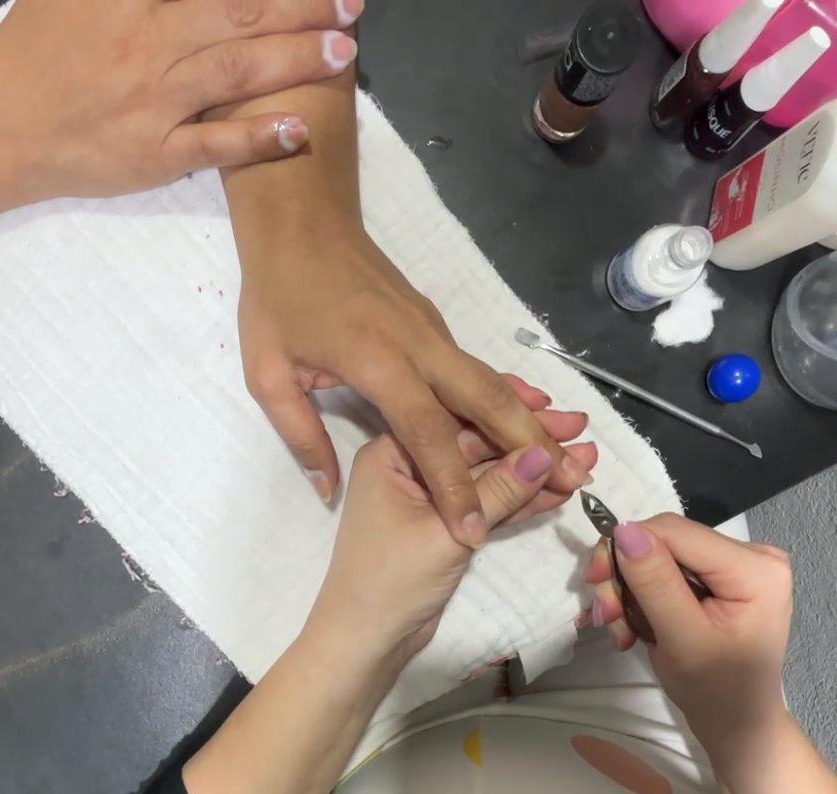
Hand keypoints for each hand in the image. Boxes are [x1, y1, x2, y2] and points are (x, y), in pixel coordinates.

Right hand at [0, 0, 361, 199]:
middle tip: (350, 2)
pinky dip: (256, 139)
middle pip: (237, 15)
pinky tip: (297, 131)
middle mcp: (146, 42)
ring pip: (234, 75)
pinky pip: (214, 147)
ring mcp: (152, 102)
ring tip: (343, 52)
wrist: (1, 126)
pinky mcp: (154, 154)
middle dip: (300, 6)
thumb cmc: (38, 53)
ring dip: (293, 61)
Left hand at [238, 230, 588, 547]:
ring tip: (569, 455)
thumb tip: (327, 488)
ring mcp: (435, 332)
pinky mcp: (437, 324)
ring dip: (531, 420)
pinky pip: (478, 370)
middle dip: (530, 447)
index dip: (454, 488)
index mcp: (379, 364)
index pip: (428, 436)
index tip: (473, 531)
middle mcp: (421, 347)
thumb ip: (301, 435)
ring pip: (492, 382)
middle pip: (488, 403)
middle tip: (570, 483)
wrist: (301, 219)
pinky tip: (529, 421)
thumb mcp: (267, 374)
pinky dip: (508, 399)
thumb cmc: (277, 298)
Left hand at [307, 382, 598, 661]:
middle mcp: (409, 464)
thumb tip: (546, 452)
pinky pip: (486, 503)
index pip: (461, 423)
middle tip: (583, 434)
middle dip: (531, 444)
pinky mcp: (444, 523)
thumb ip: (498, 492)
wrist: (368, 639)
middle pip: (478, 445)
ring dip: (534, 473)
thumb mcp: (449, 531)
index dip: (515, 420)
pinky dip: (520, 500)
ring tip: (587, 463)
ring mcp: (428, 495)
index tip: (565, 421)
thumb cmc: (393, 579)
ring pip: (488, 476)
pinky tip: (558, 490)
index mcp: (392, 451)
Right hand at [586, 515, 792, 725]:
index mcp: (754, 566)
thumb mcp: (683, 640)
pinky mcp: (715, 578)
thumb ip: (656, 583)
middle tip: (605, 616)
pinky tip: (633, 626)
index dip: (625, 548)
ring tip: (621, 631)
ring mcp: (731, 565)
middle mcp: (748, 555)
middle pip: (661, 541)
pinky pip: (661, 571)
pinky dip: (638, 598)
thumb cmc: (717, 691)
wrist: (735, 724)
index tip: (595, 585)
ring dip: (626, 592)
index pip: (673, 531)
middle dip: (624, 577)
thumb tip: (624, 530)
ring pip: (654, 556)